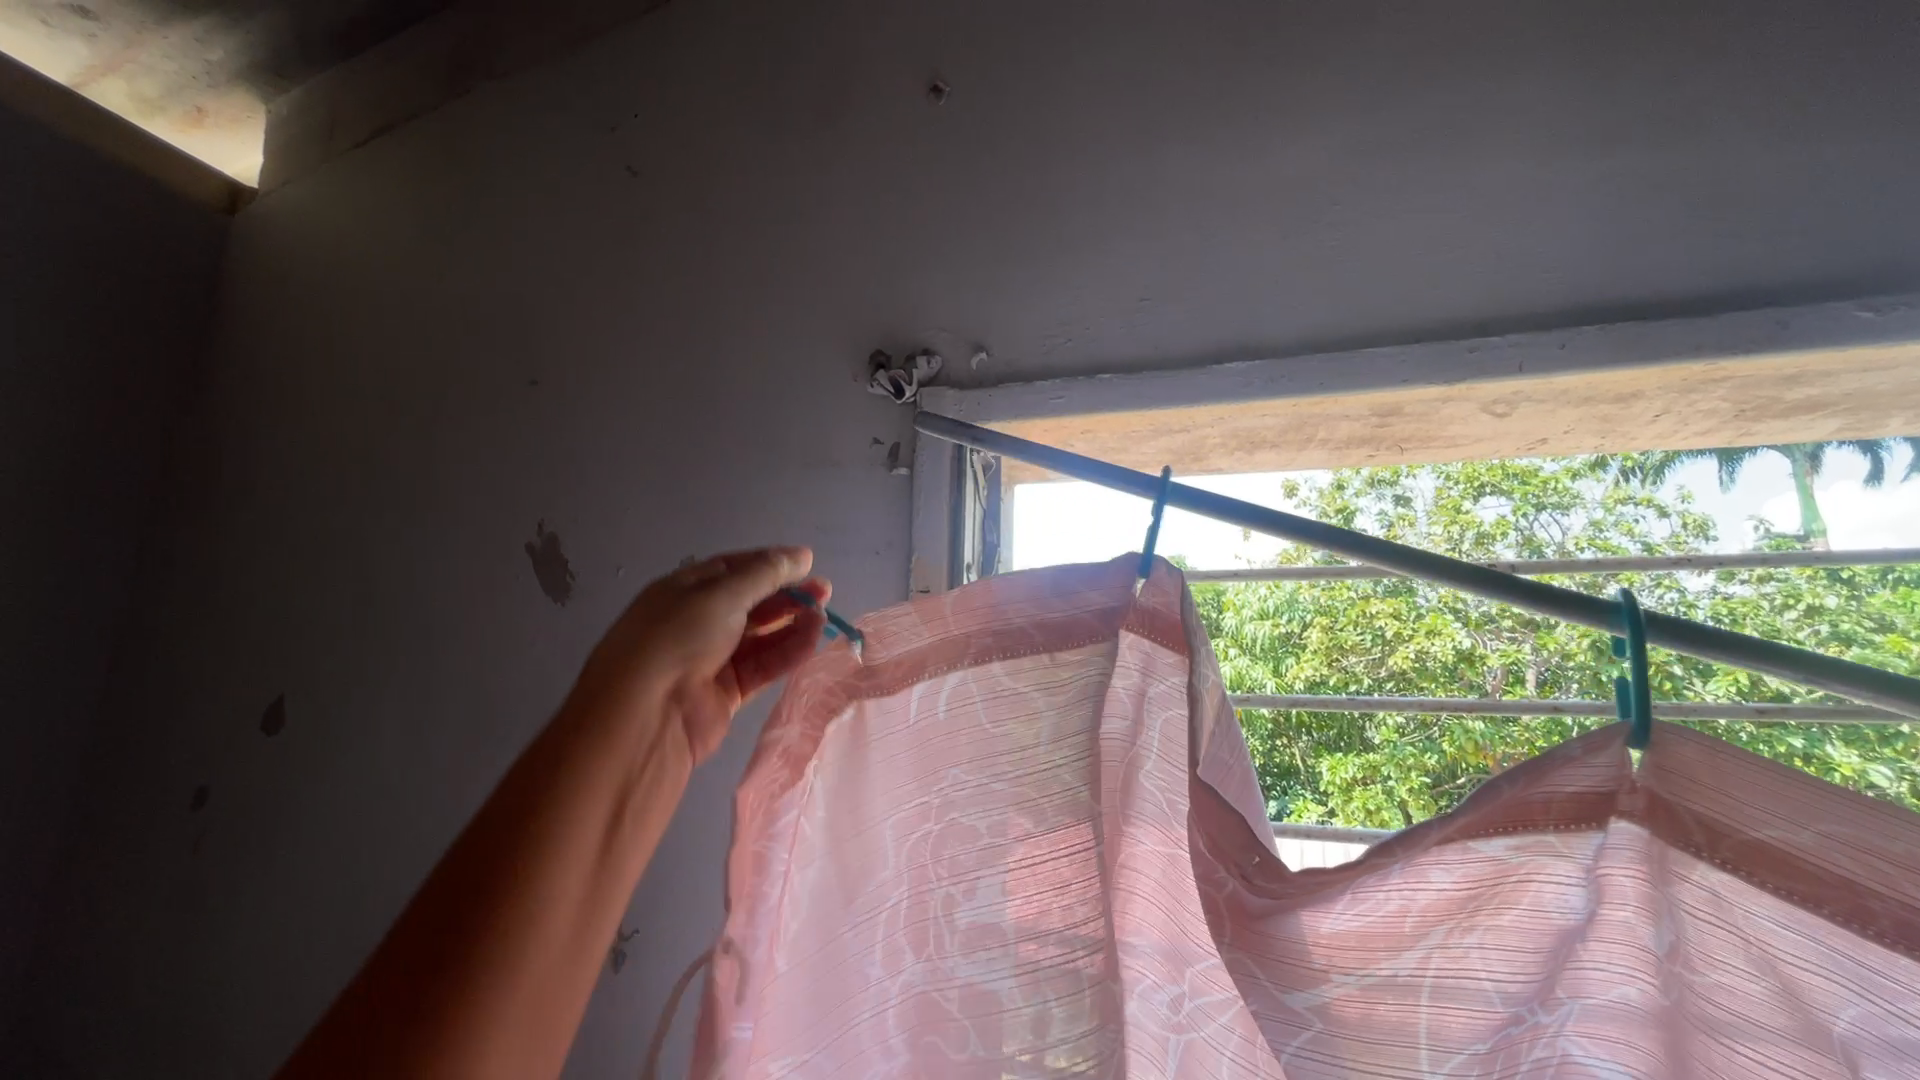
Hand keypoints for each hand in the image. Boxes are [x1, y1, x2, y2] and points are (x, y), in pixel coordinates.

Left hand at [566, 546, 828, 766]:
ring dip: (791, 624)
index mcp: (683, 590)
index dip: (770, 564)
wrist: (645, 714)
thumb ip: (765, 575)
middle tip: (824, 592)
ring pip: (759, 636)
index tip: (807, 562)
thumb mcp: (721, 594)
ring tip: (823, 616)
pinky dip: (787, 653)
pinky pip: (762, 666)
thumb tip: (802, 555)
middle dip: (786, 595)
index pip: (732, 569)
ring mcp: (710, 659)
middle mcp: (695, 622)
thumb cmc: (677, 638)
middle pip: (749, 603)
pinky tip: (813, 640)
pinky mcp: (725, 693)